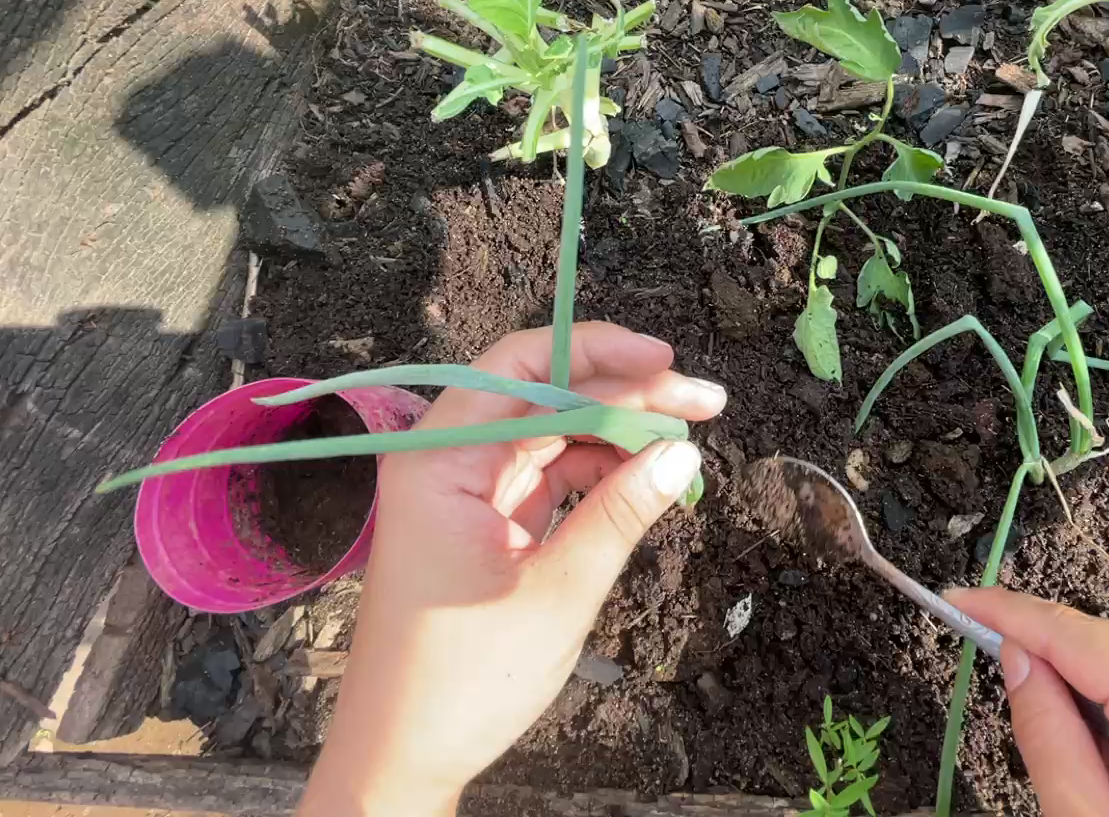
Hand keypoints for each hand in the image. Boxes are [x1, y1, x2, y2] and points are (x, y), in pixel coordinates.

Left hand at [297, 323, 725, 815]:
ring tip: (687, 438)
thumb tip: (686, 455)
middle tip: (704, 402)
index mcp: (440, 458)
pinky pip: (558, 464)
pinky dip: (605, 465)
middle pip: (549, 392)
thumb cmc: (462, 682)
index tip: (663, 360)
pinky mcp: (496, 507)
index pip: (520, 367)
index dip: (595, 349)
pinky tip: (648, 472)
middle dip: (628, 392)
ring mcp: (475, 479)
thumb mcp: (555, 593)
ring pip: (559, 424)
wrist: (404, 757)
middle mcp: (451, 453)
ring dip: (623, 428)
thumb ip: (620, 514)